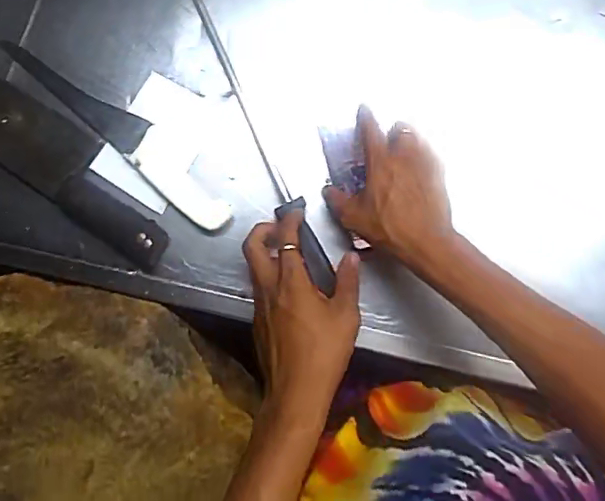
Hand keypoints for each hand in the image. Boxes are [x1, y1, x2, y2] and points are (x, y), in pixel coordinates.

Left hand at [243, 209, 360, 409]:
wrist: (295, 393)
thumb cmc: (324, 353)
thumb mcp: (346, 317)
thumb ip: (348, 283)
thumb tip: (351, 257)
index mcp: (290, 281)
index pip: (284, 239)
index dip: (289, 220)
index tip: (296, 211)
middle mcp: (269, 287)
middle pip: (253, 246)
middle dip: (263, 229)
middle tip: (280, 226)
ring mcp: (259, 305)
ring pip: (253, 267)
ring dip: (265, 252)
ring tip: (287, 254)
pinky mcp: (257, 322)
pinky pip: (258, 288)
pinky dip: (268, 276)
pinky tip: (288, 290)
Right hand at [323, 107, 456, 269]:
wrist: (428, 243)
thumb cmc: (394, 229)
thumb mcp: (354, 217)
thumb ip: (338, 200)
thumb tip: (330, 193)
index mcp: (380, 162)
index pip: (370, 129)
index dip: (365, 117)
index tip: (364, 111)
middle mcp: (403, 157)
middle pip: (400, 128)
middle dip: (392, 129)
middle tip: (387, 135)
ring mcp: (423, 165)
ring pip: (418, 138)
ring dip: (410, 139)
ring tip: (404, 146)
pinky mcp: (439, 177)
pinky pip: (431, 156)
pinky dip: (425, 155)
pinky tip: (420, 167)